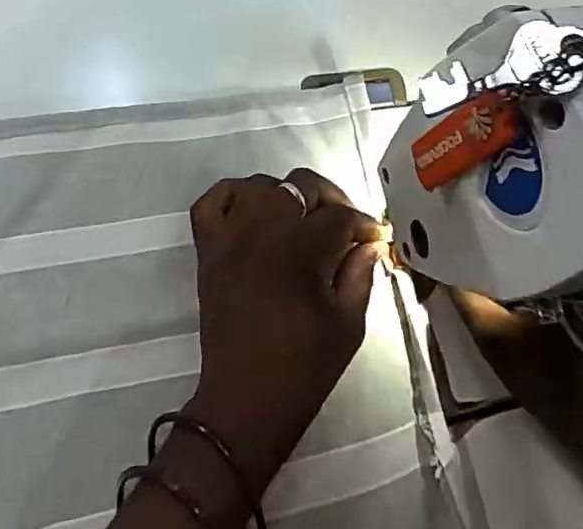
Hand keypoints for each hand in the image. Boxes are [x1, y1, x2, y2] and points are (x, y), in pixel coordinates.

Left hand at [184, 168, 386, 486]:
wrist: (245, 399)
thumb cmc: (303, 368)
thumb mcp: (348, 325)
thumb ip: (360, 274)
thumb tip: (368, 242)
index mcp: (300, 250)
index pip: (339, 216)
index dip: (364, 224)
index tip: (375, 235)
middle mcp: (261, 230)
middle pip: (300, 184)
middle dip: (330, 199)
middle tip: (345, 223)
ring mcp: (229, 235)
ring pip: (259, 185)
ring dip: (285, 194)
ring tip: (301, 219)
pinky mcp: (207, 247)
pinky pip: (210, 201)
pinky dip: (231, 196)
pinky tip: (251, 211)